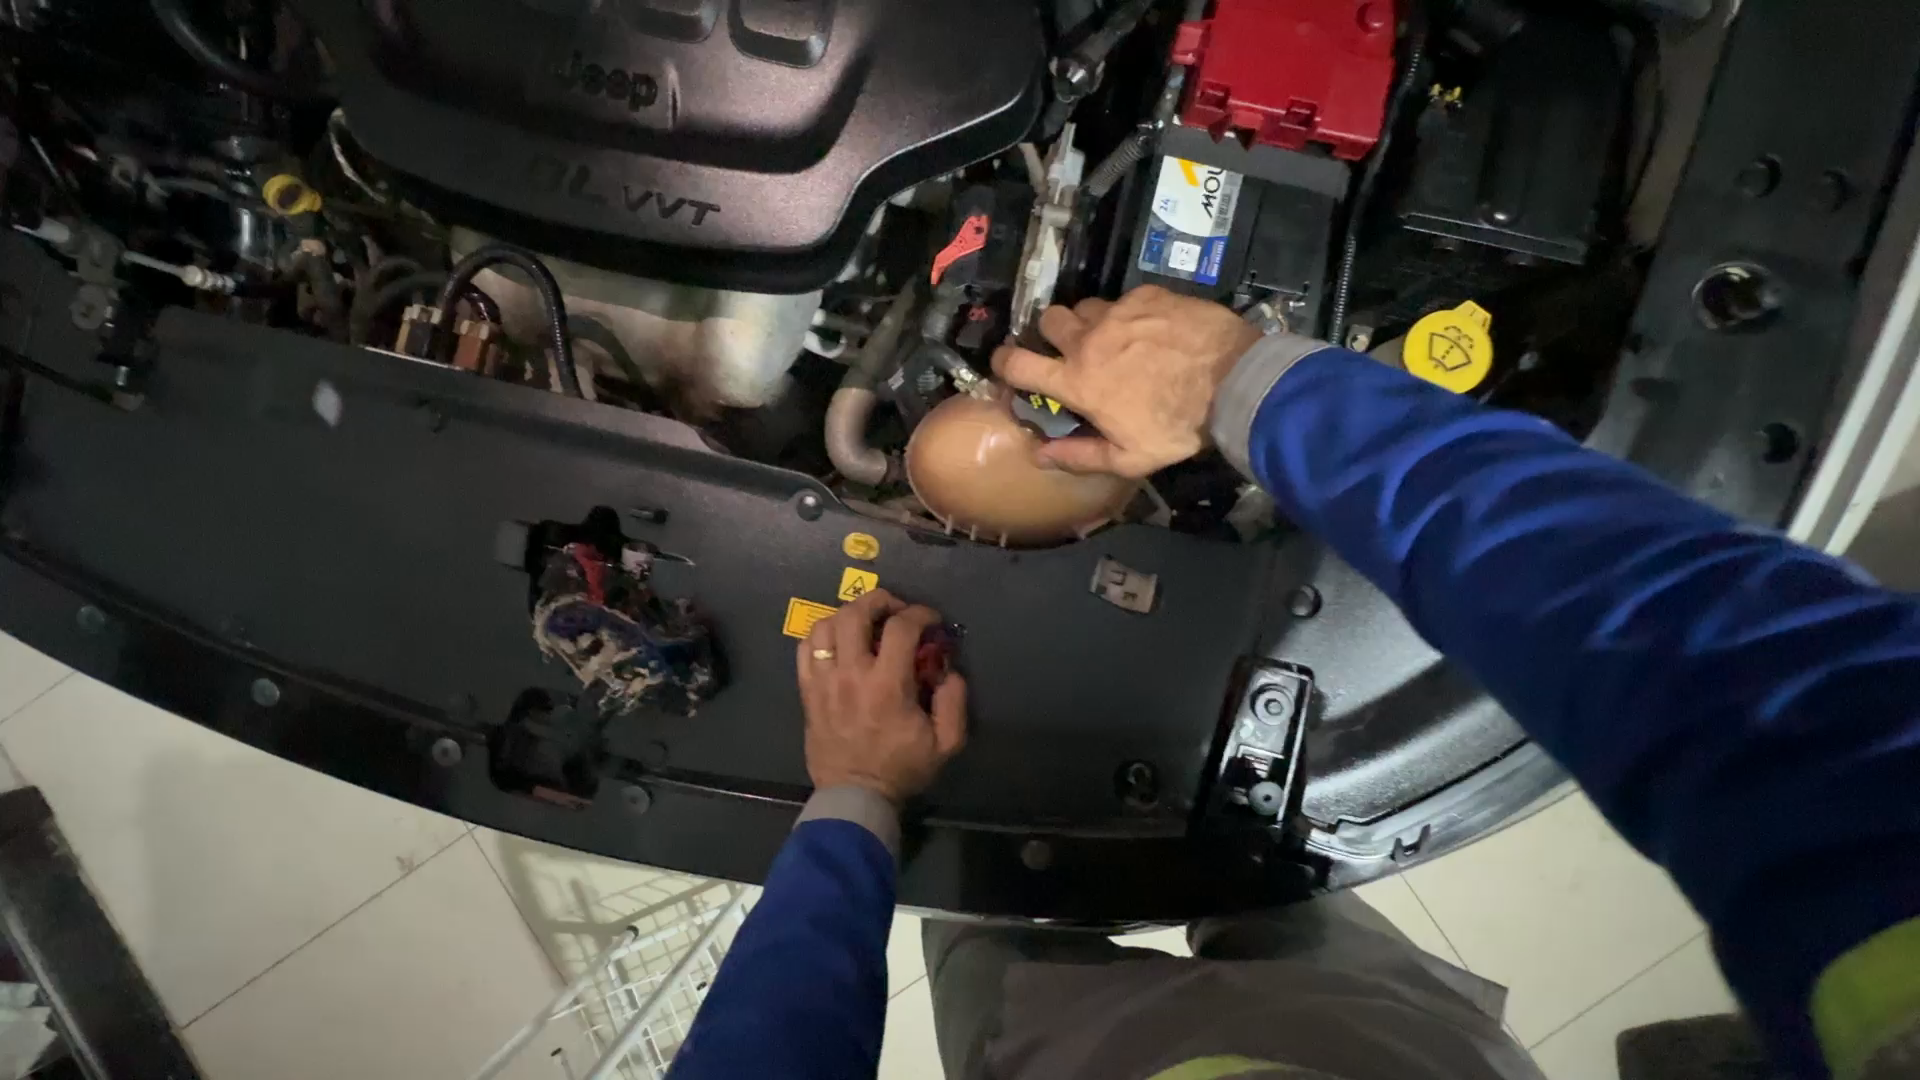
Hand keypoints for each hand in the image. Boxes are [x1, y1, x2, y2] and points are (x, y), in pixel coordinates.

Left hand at [796, 589, 967, 805]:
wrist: (855, 797)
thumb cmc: (901, 769)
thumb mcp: (946, 744)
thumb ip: (955, 703)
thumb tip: (949, 671)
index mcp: (888, 685)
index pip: (901, 628)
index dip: (920, 613)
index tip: (931, 620)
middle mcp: (851, 675)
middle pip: (855, 613)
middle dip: (879, 600)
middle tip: (895, 609)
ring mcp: (824, 681)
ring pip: (825, 625)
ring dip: (848, 614)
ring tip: (866, 622)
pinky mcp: (807, 691)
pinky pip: (805, 649)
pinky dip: (822, 635)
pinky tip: (839, 641)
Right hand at [991, 286, 1262, 476]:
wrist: (1235, 383)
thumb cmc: (1178, 428)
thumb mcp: (1128, 458)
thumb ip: (1078, 456)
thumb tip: (1039, 455)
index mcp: (1077, 381)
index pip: (1017, 364)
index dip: (1003, 363)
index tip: (1006, 365)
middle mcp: (1088, 340)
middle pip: (1047, 321)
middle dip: (1050, 335)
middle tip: (1069, 351)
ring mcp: (1118, 313)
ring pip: (1084, 306)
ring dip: (1088, 322)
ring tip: (1110, 339)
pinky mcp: (1148, 295)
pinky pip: (1124, 299)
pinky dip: (1127, 314)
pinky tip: (1149, 330)